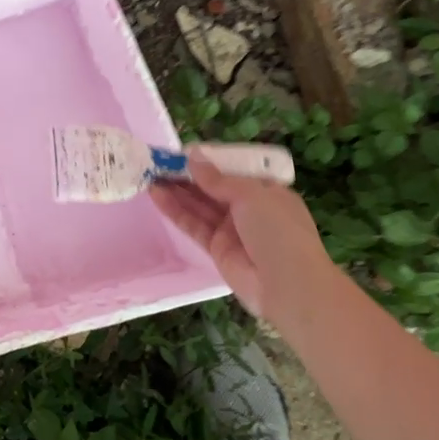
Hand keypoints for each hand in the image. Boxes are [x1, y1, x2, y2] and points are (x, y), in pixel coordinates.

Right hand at [150, 146, 340, 323]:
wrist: (288, 287)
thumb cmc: (278, 231)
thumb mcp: (251, 195)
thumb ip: (217, 178)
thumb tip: (193, 156)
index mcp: (266, 192)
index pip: (232, 172)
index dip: (208, 162)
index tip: (181, 152)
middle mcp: (249, 210)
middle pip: (212, 188)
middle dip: (186, 175)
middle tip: (157, 161)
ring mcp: (232, 230)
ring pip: (199, 205)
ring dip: (176, 190)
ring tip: (150, 173)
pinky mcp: (216, 248)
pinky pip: (193, 225)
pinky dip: (175, 210)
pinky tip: (156, 195)